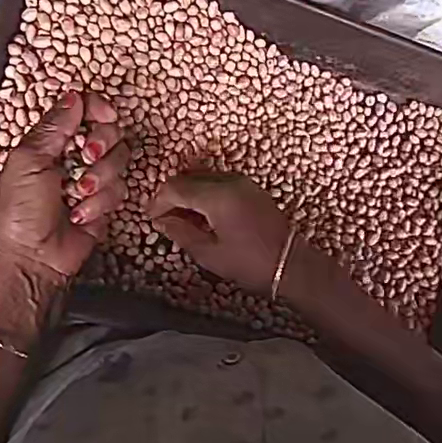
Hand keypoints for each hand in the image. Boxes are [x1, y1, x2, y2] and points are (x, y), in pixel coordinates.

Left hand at [0, 90, 128, 279]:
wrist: (34, 256)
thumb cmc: (20, 213)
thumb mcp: (28, 160)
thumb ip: (54, 126)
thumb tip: (74, 97)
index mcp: (52, 141)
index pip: (83, 110)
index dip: (97, 108)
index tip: (103, 115)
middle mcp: (74, 157)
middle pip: (109, 131)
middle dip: (102, 145)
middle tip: (86, 157)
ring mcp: (92, 179)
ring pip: (119, 161)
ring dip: (99, 179)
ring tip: (76, 195)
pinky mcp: (105, 202)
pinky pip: (120, 190)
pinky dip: (100, 203)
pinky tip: (81, 214)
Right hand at [147, 172, 289, 293]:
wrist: (290, 264)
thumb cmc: (250, 263)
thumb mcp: (209, 253)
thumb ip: (181, 232)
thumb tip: (163, 220)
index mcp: (217, 196)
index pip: (176, 188)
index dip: (159, 201)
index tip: (151, 218)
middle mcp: (230, 182)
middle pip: (189, 178)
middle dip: (172, 196)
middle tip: (164, 219)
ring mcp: (243, 183)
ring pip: (204, 178)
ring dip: (188, 194)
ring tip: (182, 219)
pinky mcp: (251, 189)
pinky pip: (219, 183)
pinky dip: (205, 194)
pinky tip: (203, 216)